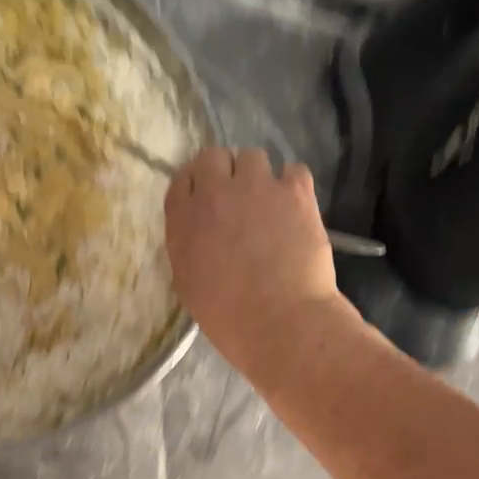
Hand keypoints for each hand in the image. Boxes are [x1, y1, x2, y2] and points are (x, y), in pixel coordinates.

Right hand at [164, 146, 354, 377]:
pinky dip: (293, 186)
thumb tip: (198, 232)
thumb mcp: (189, 285)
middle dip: (224, 171)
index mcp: (184, 220)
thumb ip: (187, 247)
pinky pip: (293, 170)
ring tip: (269, 202)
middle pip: (214, 156)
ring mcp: (257, 187)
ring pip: (254, 157)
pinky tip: (296, 209)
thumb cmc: (228, 317)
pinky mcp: (295, 192)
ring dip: (258, 175)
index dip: (196, 185)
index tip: (206, 198)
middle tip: (238, 198)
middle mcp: (216, 193)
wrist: (281, 322)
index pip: (182, 179)